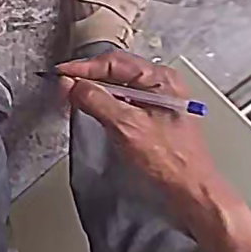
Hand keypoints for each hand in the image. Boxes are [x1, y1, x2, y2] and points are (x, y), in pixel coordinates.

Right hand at [58, 51, 224, 216]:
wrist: (189, 190)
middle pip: (114, 70)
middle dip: (87, 76)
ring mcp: (156, 99)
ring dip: (92, 89)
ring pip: (116, 84)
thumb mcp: (126, 126)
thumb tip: (71, 84)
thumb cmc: (169, 160)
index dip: (83, 67)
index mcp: (162, 80)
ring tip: (73, 95)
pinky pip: (120, 98)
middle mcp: (161, 85)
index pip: (114, 62)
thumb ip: (96, 100)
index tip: (60, 74)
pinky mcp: (150, 114)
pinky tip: (90, 107)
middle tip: (64, 84)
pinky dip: (101, 100)